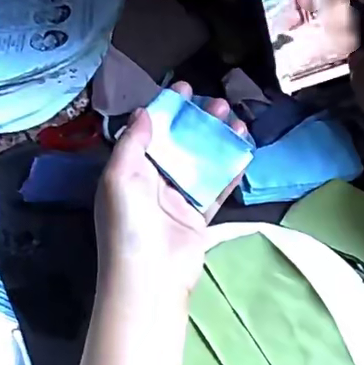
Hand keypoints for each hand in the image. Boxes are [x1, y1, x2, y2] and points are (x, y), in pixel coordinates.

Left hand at [96, 83, 247, 303]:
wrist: (149, 275)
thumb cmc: (128, 224)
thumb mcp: (119, 177)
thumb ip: (133, 142)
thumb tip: (146, 112)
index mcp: (130, 171)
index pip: (151, 133)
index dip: (168, 109)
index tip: (186, 89)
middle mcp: (154, 183)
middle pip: (180, 145)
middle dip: (199, 122)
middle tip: (220, 104)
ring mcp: (178, 200)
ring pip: (202, 164)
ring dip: (219, 142)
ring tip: (238, 122)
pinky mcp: (199, 217)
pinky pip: (217, 190)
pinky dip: (230, 171)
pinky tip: (244, 152)